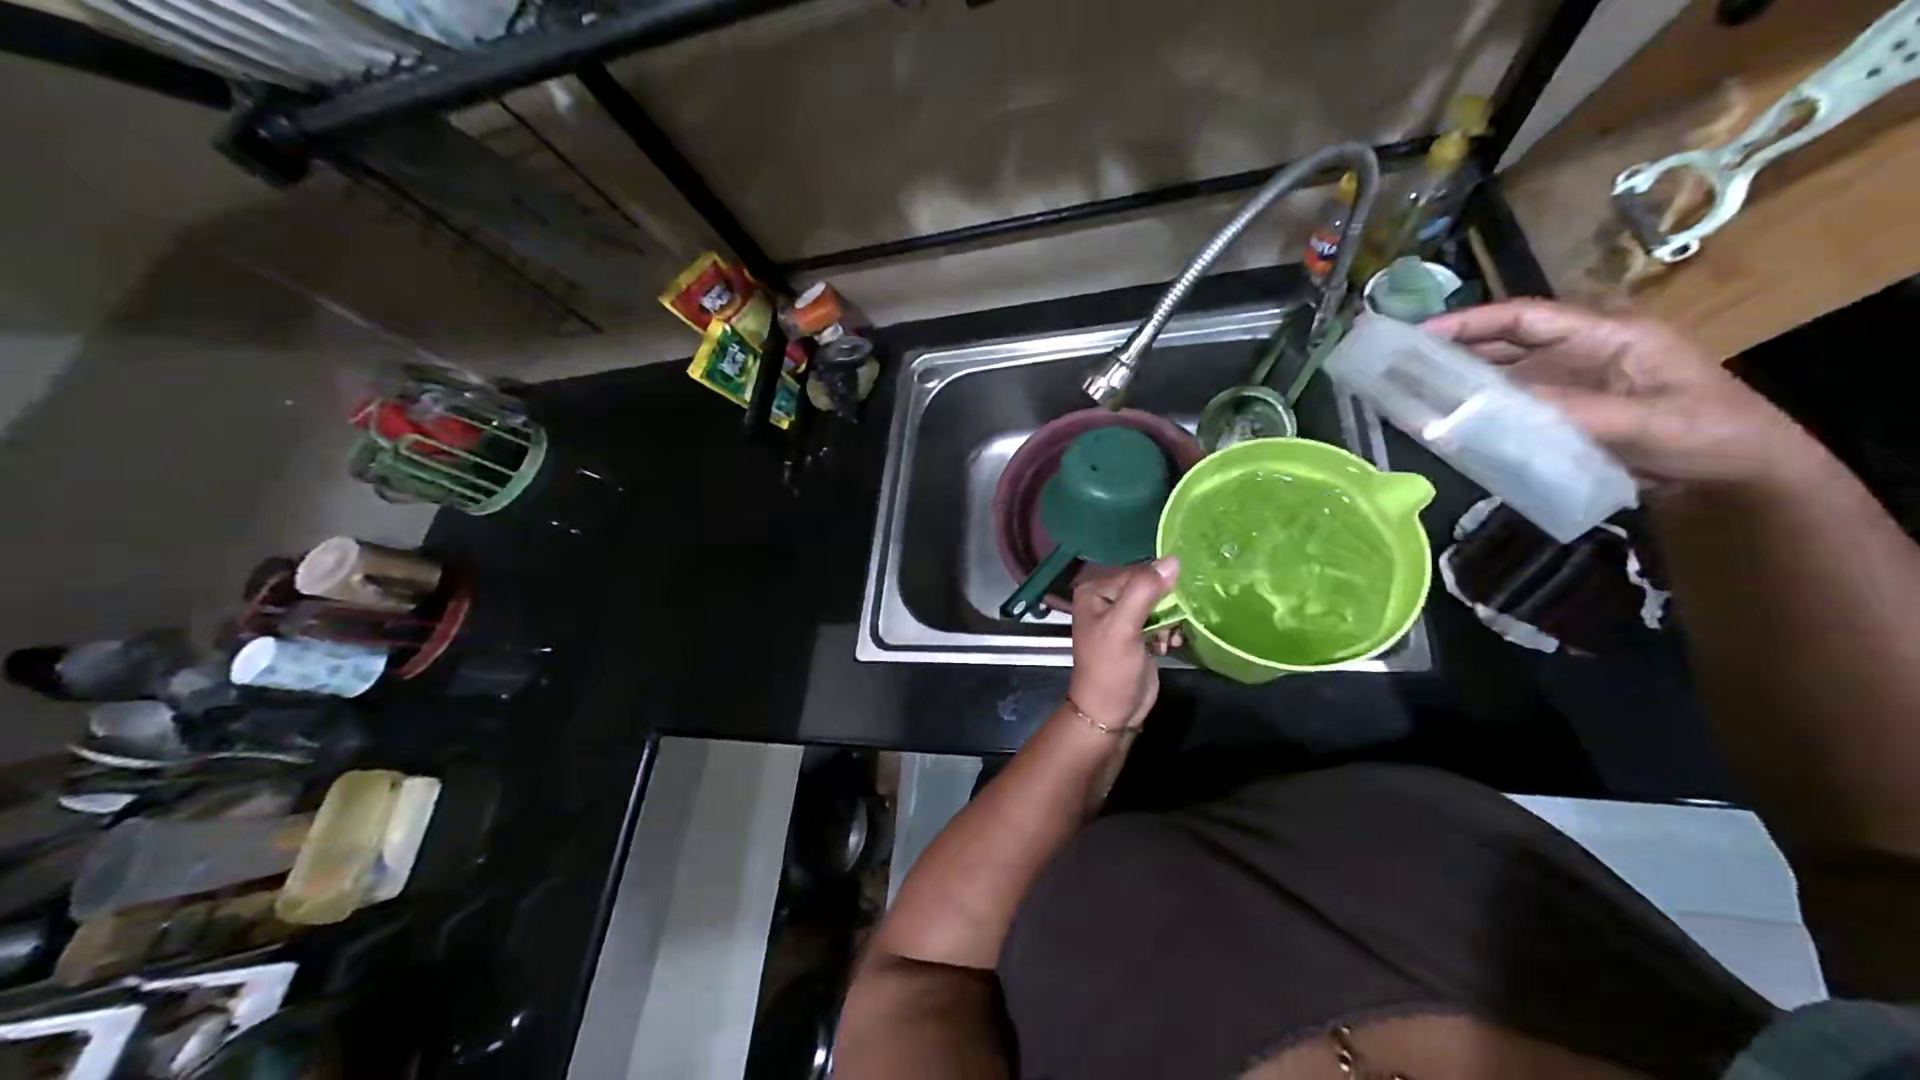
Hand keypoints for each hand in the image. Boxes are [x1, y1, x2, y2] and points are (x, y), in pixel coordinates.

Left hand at [1066, 557, 1181, 731]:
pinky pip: (1161, 620)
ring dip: (1170, 620)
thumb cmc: (1111, 668)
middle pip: (1149, 586)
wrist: (1110, 713)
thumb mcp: (1124, 626)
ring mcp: (1122, 617)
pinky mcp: (1137, 634)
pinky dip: (1169, 631)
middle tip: (1169, 626)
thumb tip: (1173, 560)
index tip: (1174, 604)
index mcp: (1094, 590)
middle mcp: (1106, 598)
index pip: (1137, 572)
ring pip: (1159, 604)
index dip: (1159, 586)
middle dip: (1166, 605)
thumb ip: (1145, 591)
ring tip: (1167, 639)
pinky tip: (1168, 646)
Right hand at [1423, 300, 1812, 487]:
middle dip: (1451, 350)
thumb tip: (1492, 408)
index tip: (1418, 335)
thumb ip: (1573, 411)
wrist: (1737, 478)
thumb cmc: (1710, 436)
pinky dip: (1475, 414)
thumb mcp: (1649, 423)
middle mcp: (1578, 354)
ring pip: (1499, 376)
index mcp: (1607, 336)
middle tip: (1397, 365)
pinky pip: (1507, 409)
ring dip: (1458, 383)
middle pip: (1502, 344)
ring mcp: (1567, 386)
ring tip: (1408, 393)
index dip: (1469, 323)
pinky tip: (1446, 426)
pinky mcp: (1558, 415)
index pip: (1524, 318)